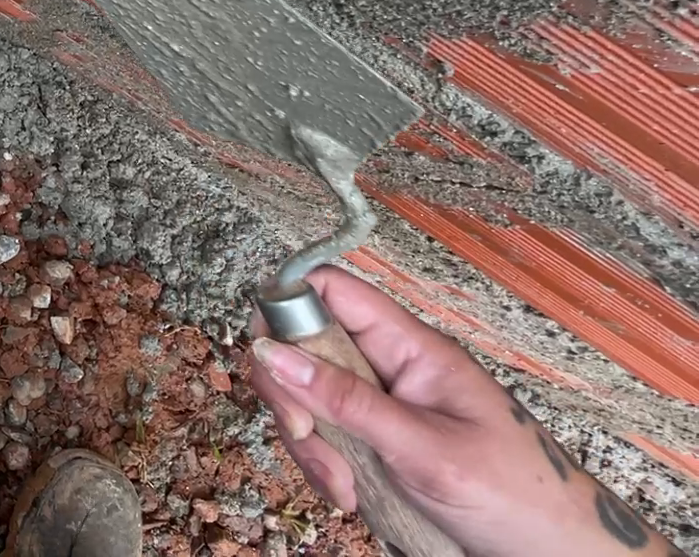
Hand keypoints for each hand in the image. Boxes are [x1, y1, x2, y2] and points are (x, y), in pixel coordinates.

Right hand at [249, 268, 680, 556]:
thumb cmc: (521, 500)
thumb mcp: (426, 451)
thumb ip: (345, 400)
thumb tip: (266, 350)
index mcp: (407, 346)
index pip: (328, 288)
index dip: (285, 302)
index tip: (267, 352)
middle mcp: (382, 362)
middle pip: (298, 342)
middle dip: (288, 392)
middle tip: (305, 435)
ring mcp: (372, 397)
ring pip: (299, 390)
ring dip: (304, 437)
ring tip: (339, 485)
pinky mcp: (366, 431)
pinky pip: (316, 426)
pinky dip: (317, 459)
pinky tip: (343, 490)